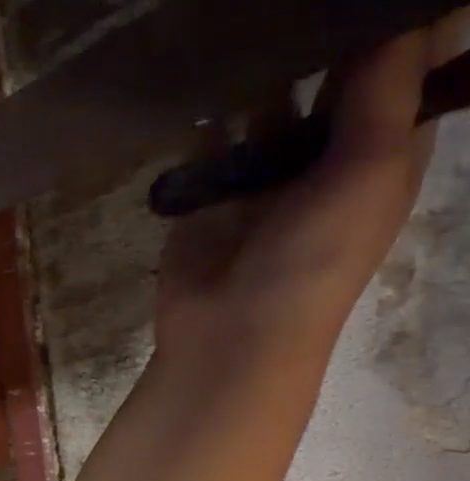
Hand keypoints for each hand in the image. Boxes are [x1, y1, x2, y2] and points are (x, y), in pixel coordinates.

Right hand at [158, 24, 461, 354]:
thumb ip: (381, 91)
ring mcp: (261, 170)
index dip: (400, 23)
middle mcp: (326, 148)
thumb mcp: (367, 168)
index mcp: (385, 142)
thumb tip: (399, 14)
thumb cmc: (316, 255)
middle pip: (332, 76)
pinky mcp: (204, 189)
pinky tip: (192, 74)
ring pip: (266, 102)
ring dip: (258, 68)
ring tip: (239, 17)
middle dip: (324, 35)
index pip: (405, 63)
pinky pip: (204, 140)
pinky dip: (199, 113)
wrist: (231, 331)